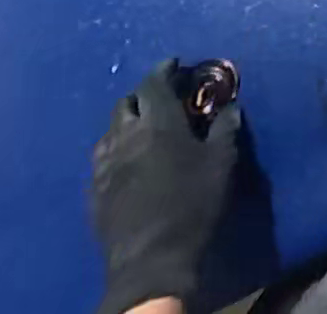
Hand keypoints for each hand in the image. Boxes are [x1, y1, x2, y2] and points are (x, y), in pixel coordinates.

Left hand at [91, 60, 242, 313]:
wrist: (150, 262)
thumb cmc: (192, 205)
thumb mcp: (221, 163)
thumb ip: (225, 128)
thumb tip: (231, 105)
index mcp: (158, 121)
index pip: (154, 82)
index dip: (164, 69)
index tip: (174, 64)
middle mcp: (126, 134)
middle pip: (127, 102)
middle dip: (143, 94)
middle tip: (159, 99)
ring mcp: (105, 163)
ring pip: (110, 129)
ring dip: (125, 122)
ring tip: (140, 129)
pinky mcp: (95, 191)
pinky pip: (101, 159)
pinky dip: (114, 151)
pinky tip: (124, 162)